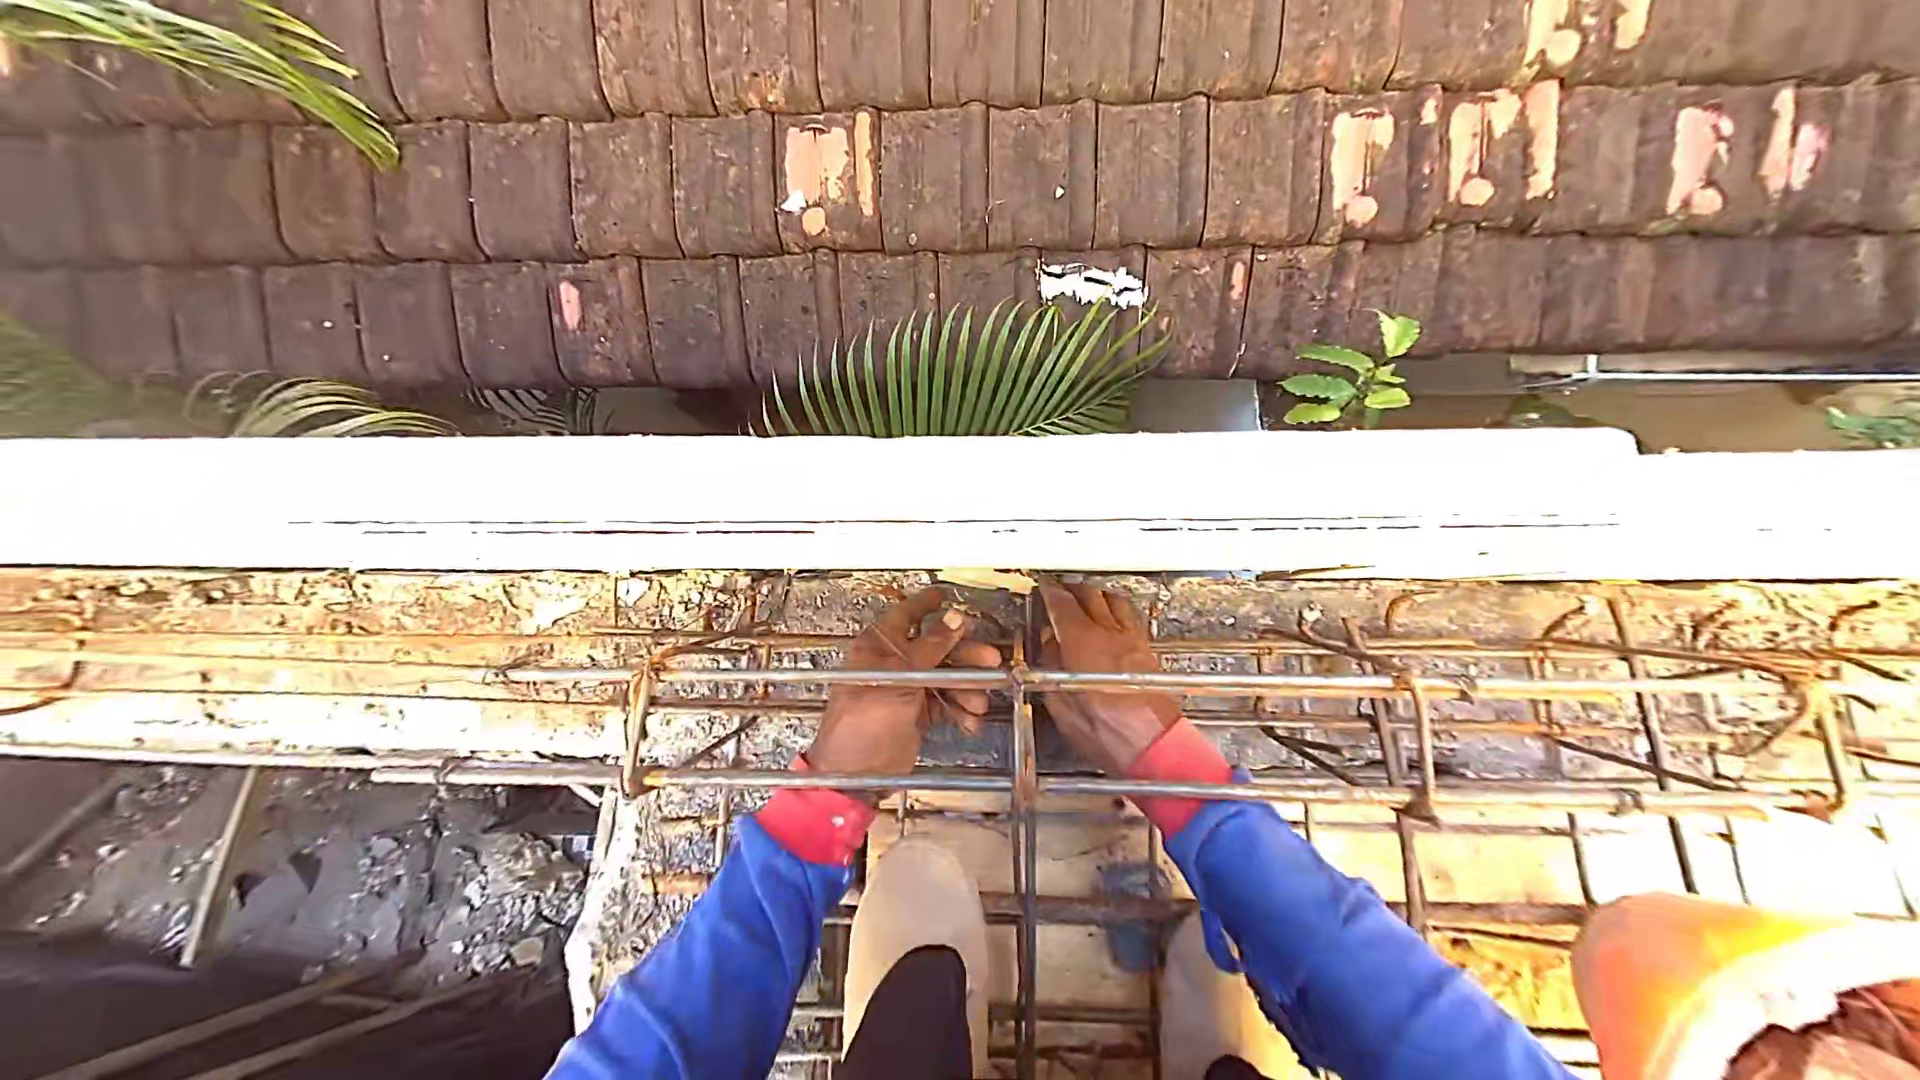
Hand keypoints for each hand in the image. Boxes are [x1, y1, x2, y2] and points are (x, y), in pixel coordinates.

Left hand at [804, 589, 1001, 779]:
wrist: (854, 777)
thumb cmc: (861, 724)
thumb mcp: (899, 678)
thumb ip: (929, 647)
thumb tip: (954, 619)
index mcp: (878, 647)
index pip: (905, 615)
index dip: (926, 604)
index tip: (945, 594)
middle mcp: (893, 664)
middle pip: (936, 648)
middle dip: (965, 655)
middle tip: (990, 661)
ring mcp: (906, 690)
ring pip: (946, 677)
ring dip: (967, 689)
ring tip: (977, 704)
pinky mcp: (917, 714)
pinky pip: (945, 703)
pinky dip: (960, 711)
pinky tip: (969, 721)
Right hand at [1038, 582, 1181, 774]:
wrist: (1153, 746)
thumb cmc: (1108, 732)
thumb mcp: (1060, 703)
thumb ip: (1051, 666)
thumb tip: (1047, 646)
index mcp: (1082, 641)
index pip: (1061, 603)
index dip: (1049, 592)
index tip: (1043, 589)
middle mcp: (1108, 633)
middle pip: (1089, 594)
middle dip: (1072, 589)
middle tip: (1061, 591)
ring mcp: (1131, 640)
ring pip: (1114, 600)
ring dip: (1097, 594)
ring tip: (1088, 597)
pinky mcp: (1147, 651)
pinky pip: (1131, 617)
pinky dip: (1118, 609)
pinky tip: (1114, 617)